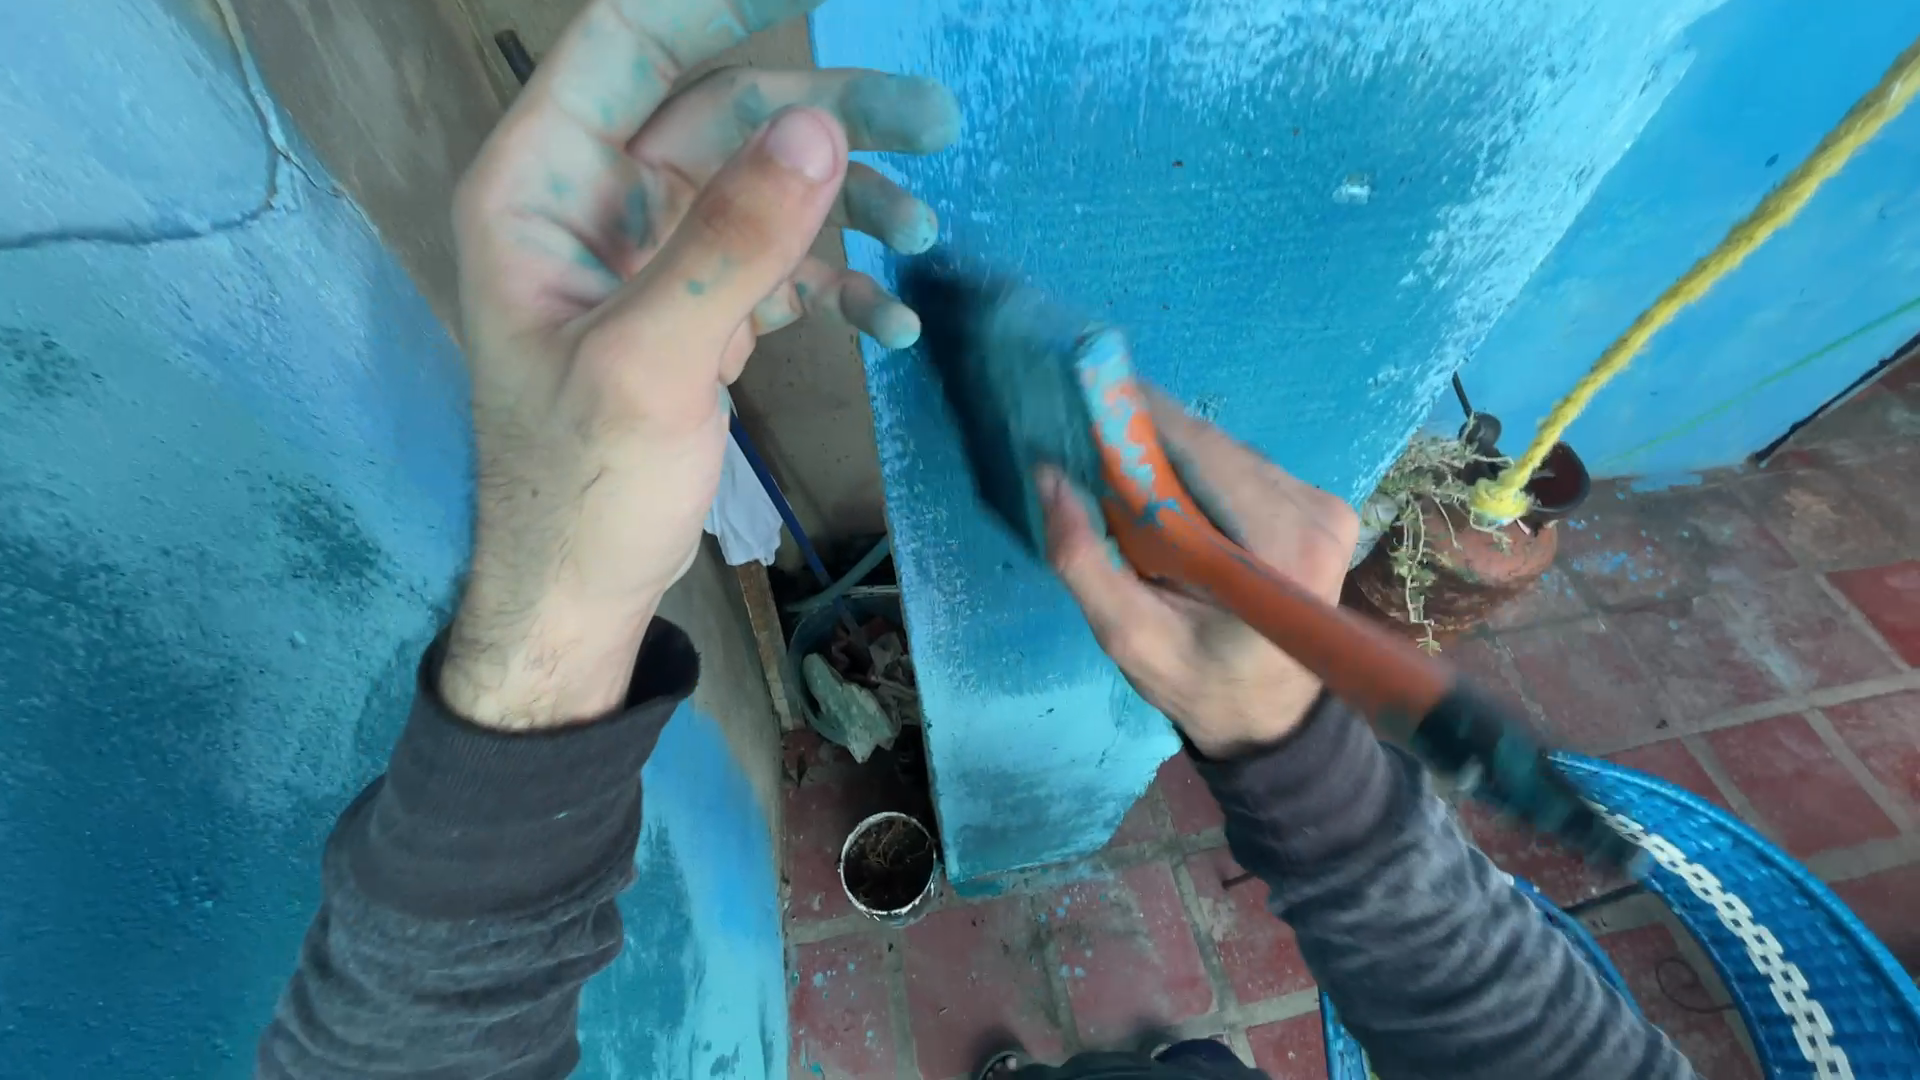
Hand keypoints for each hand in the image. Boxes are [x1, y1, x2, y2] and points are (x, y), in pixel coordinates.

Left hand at [440, 0, 958, 728]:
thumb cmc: (586, 486)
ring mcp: (664, 270)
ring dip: (852, 213)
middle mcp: (605, 212)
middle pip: (729, 123)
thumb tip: (819, 128)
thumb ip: (730, 244)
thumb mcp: (653, 364)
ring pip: (769, 201)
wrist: (587, 585)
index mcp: (547, 192)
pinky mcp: (707, 322)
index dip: (718, 6)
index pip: (630, 47)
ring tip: (928, 238)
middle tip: (939, 123)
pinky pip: (782, 278)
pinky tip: (893, 325)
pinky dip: (840, 292)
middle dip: (833, 121)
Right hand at [1039, 393, 1359, 758]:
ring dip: (1171, 456)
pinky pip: (1244, 469)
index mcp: (1281, 547)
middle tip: (1091, 444)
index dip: (1141, 416)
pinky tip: (1169, 500)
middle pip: (1214, 445)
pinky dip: (1197, 473)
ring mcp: (1327, 508)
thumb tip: (1049, 475)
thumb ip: (1083, 561)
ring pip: (1227, 452)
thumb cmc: (1198, 684)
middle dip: (1148, 438)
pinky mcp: (1322, 510)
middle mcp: (1317, 513)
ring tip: (1123, 477)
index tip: (1085, 397)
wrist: (1269, 719)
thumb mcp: (1128, 636)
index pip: (1202, 450)